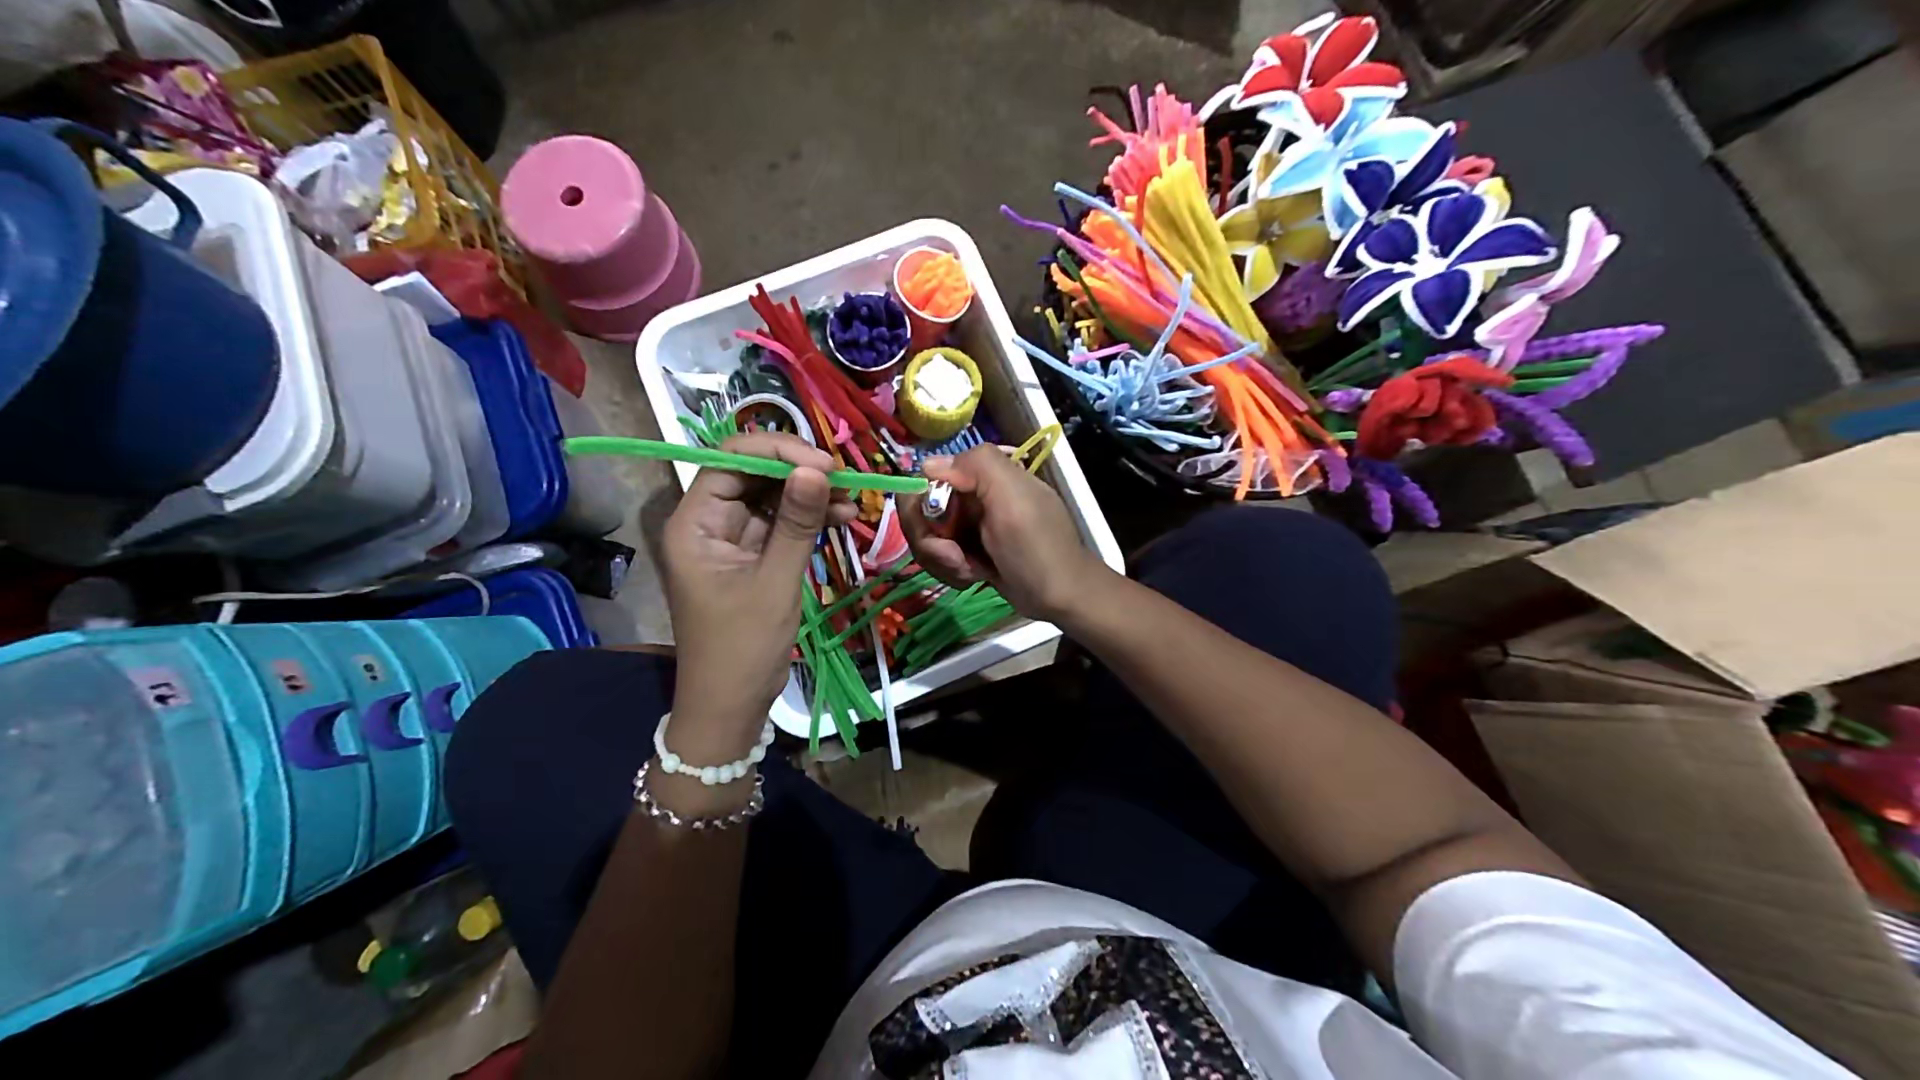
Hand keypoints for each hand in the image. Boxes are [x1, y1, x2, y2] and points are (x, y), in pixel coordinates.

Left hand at [662, 433, 856, 742]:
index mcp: (694, 524)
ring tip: (852, 501)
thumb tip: (817, 469)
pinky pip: (779, 525)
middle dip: (798, 473)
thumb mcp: (775, 582)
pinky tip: (842, 519)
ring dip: (809, 496)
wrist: (731, 706)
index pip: (731, 462)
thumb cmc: (743, 647)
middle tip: (845, 480)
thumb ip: (796, 523)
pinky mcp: (750, 558)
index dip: (777, 454)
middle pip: (752, 476)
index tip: (824, 465)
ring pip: (770, 499)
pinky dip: (807, 520)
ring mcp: (730, 541)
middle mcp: (707, 524)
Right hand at [900, 446, 1111, 622]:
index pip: (929, 478)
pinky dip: (952, 570)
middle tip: (956, 558)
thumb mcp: (1013, 496)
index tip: (938, 528)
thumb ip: (977, 464)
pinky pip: (940, 557)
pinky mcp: (969, 552)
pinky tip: (974, 576)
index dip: (924, 505)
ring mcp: (970, 526)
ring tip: (971, 571)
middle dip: (932, 540)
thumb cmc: (1036, 546)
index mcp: (985, 475)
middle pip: (922, 511)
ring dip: (943, 560)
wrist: (1061, 596)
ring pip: (928, 538)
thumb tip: (928, 464)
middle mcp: (973, 496)